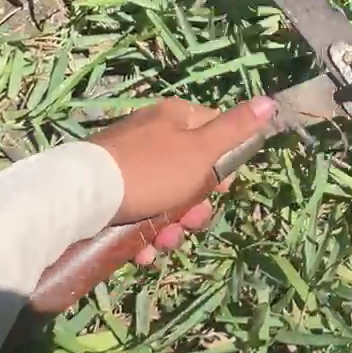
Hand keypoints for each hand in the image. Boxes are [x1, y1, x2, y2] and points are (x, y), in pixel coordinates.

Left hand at [91, 95, 275, 265]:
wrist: (80, 196)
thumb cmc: (151, 171)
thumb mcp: (201, 152)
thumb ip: (236, 129)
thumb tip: (271, 101)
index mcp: (176, 116)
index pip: (215, 131)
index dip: (224, 164)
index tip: (222, 189)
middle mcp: (153, 132)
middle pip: (191, 170)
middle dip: (194, 205)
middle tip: (191, 224)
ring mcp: (128, 159)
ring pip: (165, 195)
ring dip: (170, 226)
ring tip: (161, 246)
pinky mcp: (107, 185)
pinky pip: (137, 207)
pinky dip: (143, 232)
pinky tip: (140, 252)